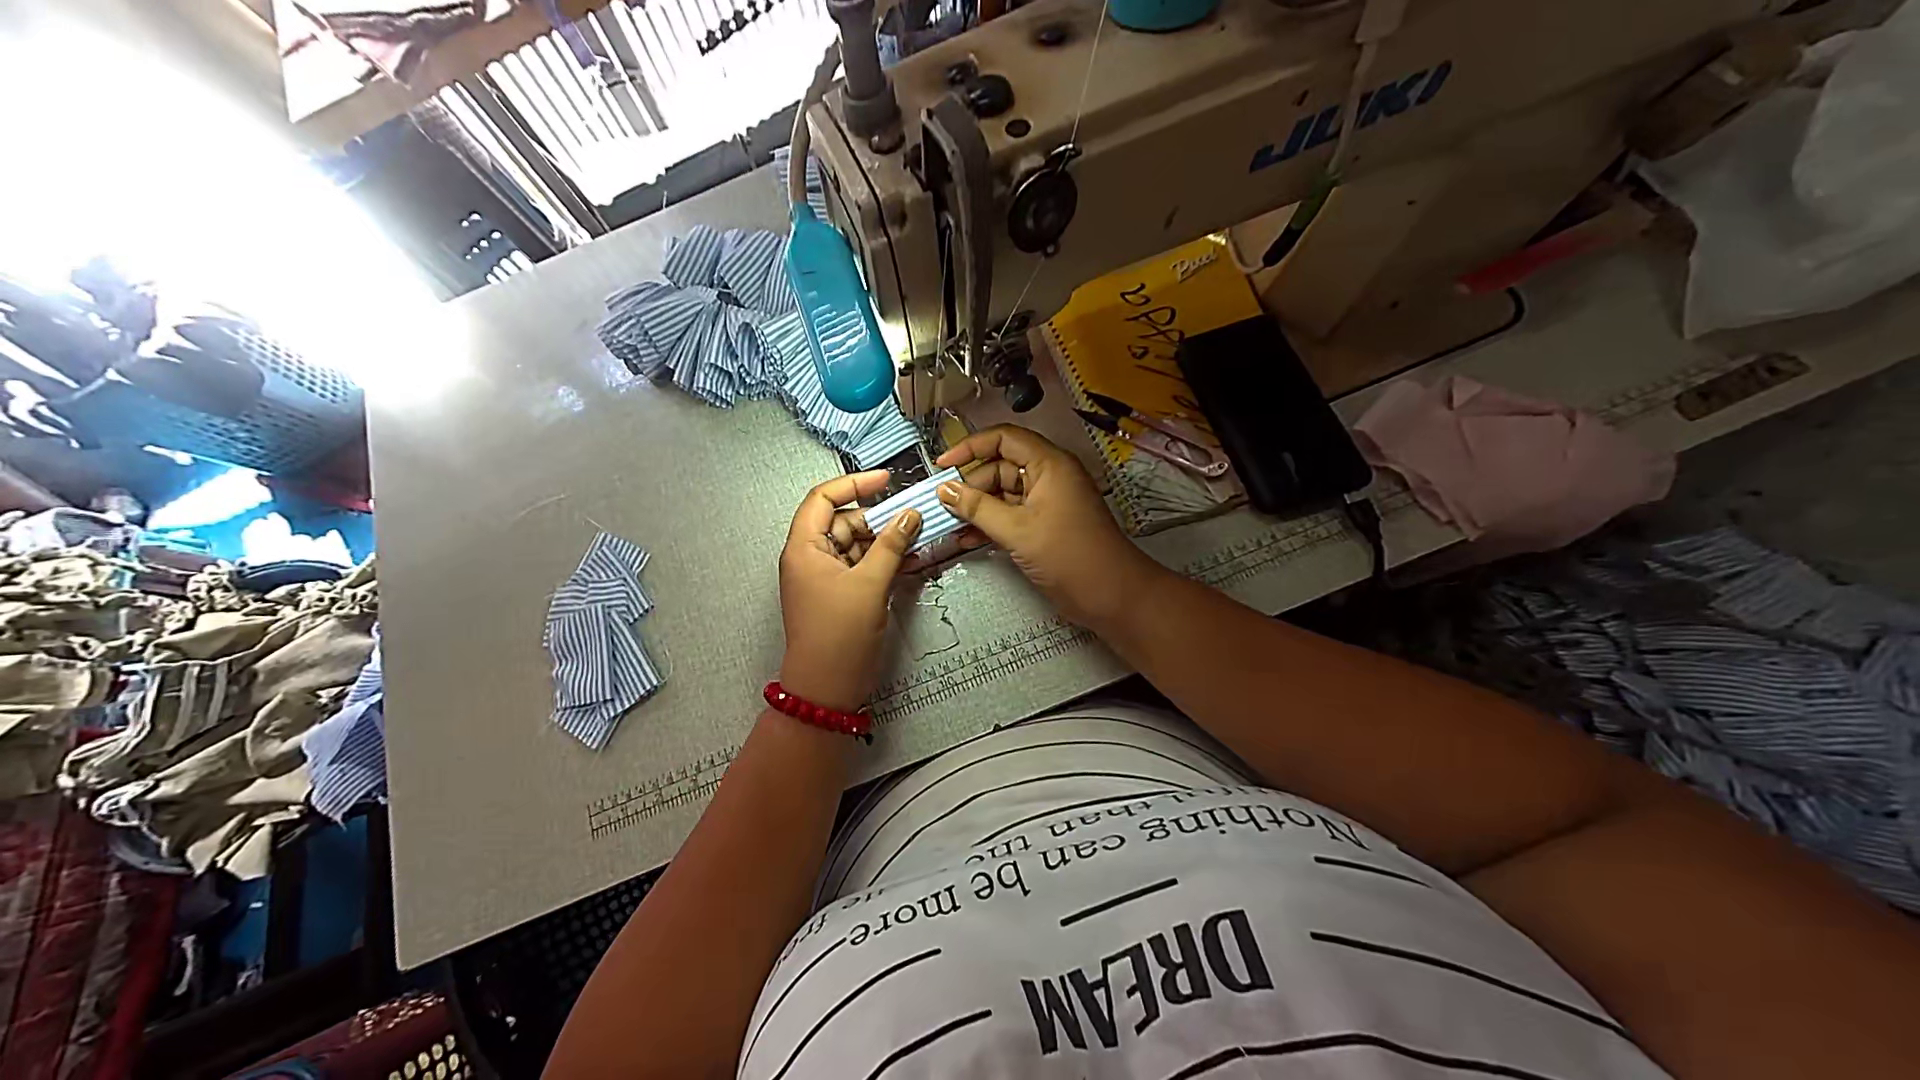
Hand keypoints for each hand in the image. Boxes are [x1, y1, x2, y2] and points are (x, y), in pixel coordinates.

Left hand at [778, 469, 921, 711]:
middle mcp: (810, 558)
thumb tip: (909, 516)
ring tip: (915, 539)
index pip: (823, 498)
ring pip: (856, 544)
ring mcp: (824, 577)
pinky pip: (861, 565)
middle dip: (878, 517)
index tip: (884, 479)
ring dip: (884, 541)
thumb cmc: (837, 638)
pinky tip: (907, 559)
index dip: (854, 483)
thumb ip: (891, 545)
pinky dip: (882, 561)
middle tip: (911, 517)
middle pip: (844, 521)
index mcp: (803, 548)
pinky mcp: (839, 594)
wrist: (827, 688)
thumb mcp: (869, 584)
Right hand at [934, 425, 1164, 628]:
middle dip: (970, 484)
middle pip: (999, 467)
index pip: (1003, 438)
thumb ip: (977, 508)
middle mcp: (1049, 477)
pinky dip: (989, 524)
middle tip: (944, 504)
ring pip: (1002, 493)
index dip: (970, 447)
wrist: (1111, 595)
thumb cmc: (1074, 558)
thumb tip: (947, 490)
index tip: (944, 464)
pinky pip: (1010, 514)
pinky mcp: (1044, 524)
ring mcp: (1047, 502)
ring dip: (977, 508)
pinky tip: (968, 538)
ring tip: (951, 524)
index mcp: (1049, 465)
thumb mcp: (1017, 530)